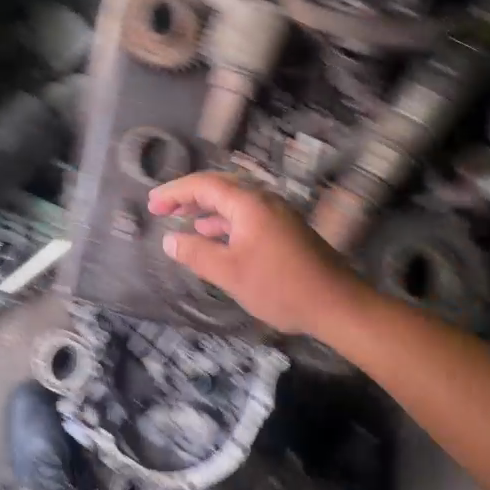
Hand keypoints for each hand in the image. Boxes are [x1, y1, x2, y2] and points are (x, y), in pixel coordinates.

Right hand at [148, 172, 359, 335]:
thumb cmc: (280, 287)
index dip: (174, 192)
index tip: (152, 204)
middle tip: (162, 208)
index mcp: (248, 203)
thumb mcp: (230, 273)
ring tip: (182, 221)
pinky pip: (246, 214)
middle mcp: (263, 199)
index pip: (203, 185)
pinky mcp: (286, 229)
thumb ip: (196, 254)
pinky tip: (214, 237)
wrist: (338, 304)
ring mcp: (277, 213)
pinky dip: (224, 221)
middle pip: (219, 187)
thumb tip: (170, 239)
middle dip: (188, 196)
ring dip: (206, 209)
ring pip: (233, 202)